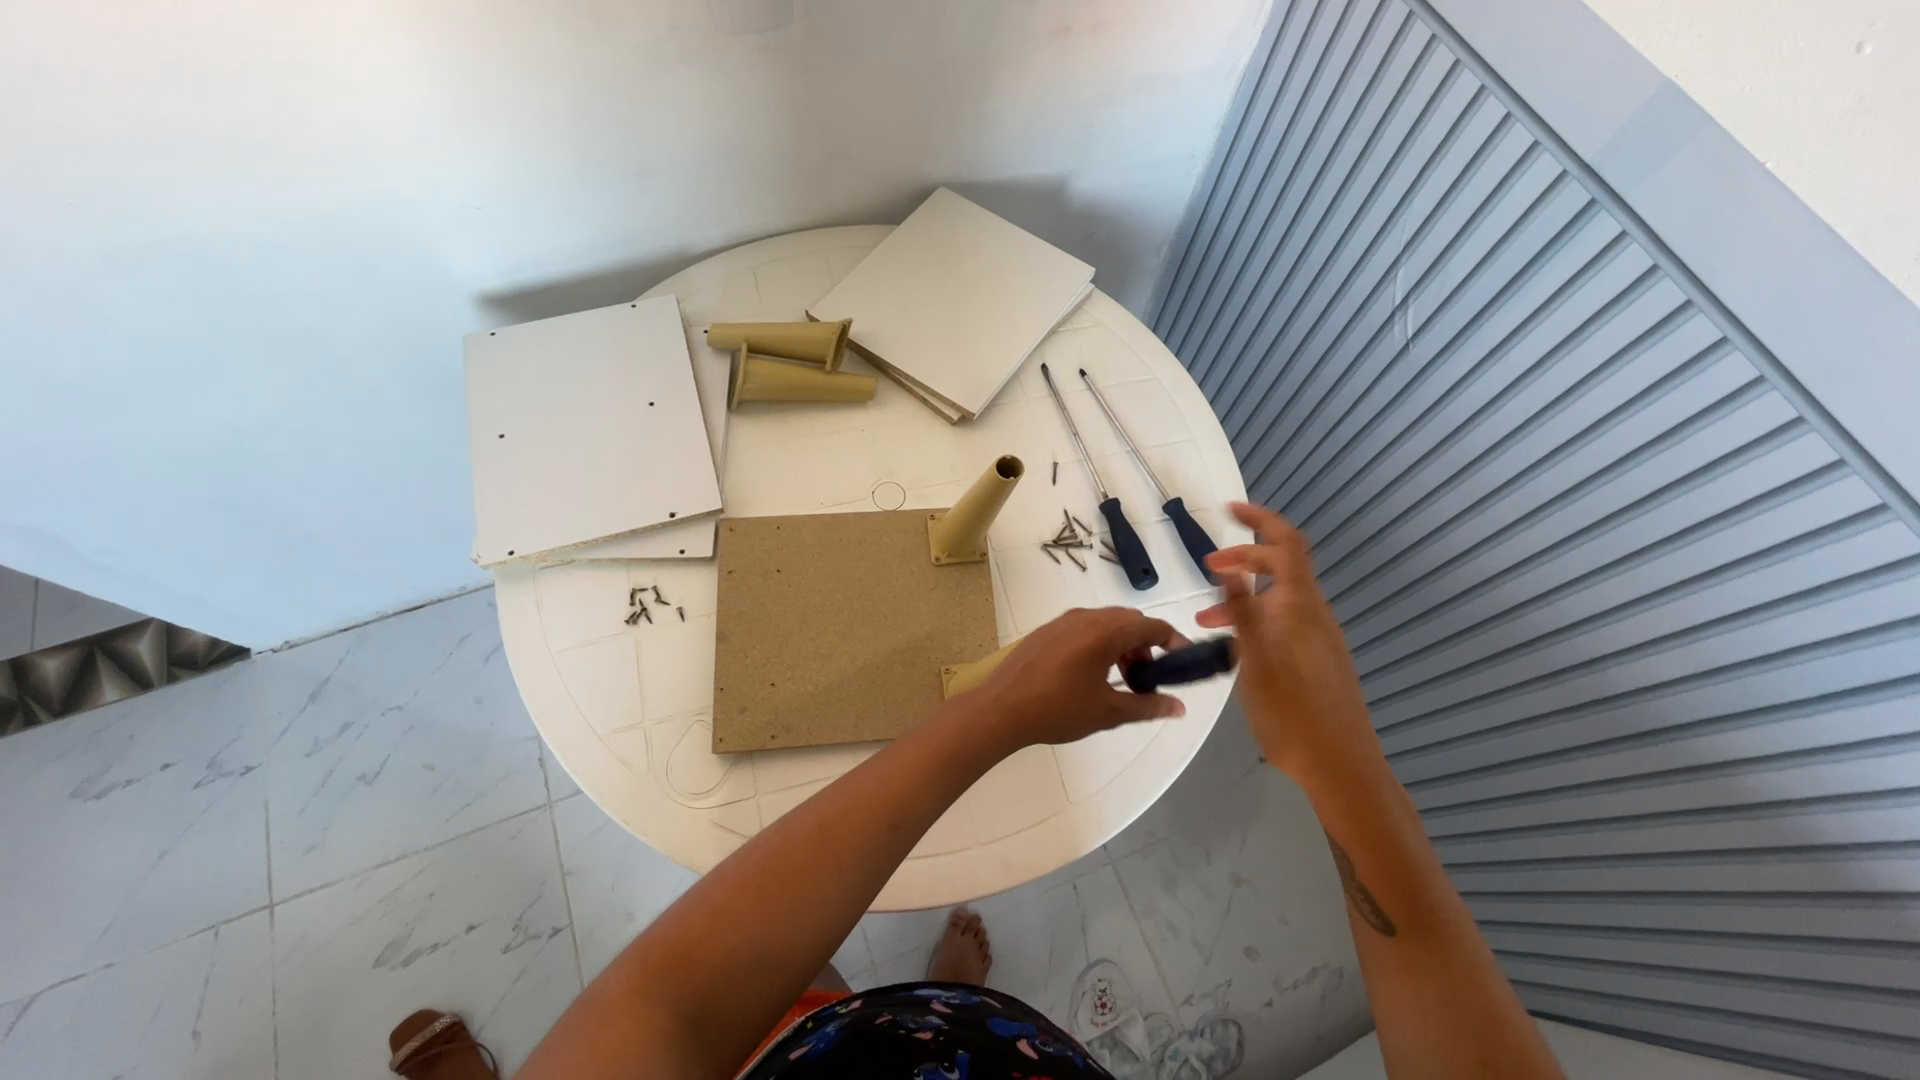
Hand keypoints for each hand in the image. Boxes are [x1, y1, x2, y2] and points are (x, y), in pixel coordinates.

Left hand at [966, 607, 1187, 750]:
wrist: (1000, 709)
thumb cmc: (1058, 709)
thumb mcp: (1109, 712)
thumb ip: (1148, 706)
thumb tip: (1179, 707)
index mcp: (1106, 631)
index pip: (1153, 626)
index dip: (1174, 643)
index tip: (1183, 664)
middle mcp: (1086, 617)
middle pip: (1130, 622)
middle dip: (1146, 647)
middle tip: (1147, 680)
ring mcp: (1062, 621)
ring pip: (1105, 624)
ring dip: (1121, 646)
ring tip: (1119, 682)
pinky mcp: (1045, 631)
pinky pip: (1083, 629)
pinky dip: (1098, 645)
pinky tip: (1089, 676)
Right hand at [1197, 503, 1382, 786]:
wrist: (1339, 766)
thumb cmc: (1293, 713)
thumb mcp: (1256, 660)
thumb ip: (1242, 611)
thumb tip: (1230, 565)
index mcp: (1301, 607)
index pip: (1286, 544)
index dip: (1260, 520)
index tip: (1228, 510)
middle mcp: (1313, 615)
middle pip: (1280, 567)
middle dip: (1242, 559)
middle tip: (1207, 569)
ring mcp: (1317, 639)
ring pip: (1277, 599)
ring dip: (1242, 597)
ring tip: (1203, 621)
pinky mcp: (1315, 661)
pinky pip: (1281, 624)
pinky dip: (1254, 622)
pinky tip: (1232, 650)